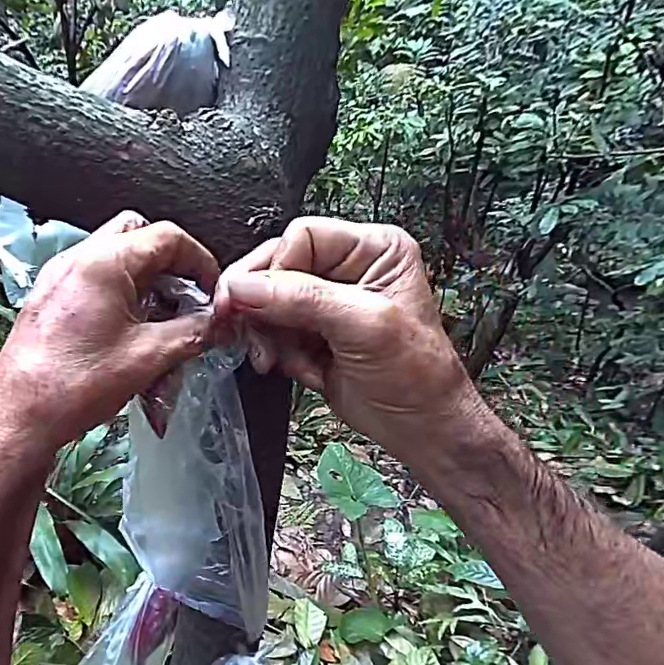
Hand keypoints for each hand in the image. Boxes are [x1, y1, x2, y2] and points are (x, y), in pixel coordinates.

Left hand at [0, 212, 217, 460]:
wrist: (20, 420)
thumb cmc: (71, 387)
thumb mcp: (149, 357)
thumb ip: (193, 332)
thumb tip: (216, 323)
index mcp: (102, 262)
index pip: (167, 236)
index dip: (201, 262)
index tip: (212, 292)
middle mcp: (77, 261)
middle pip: (140, 239)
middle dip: (172, 268)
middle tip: (188, 300)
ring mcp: (60, 280)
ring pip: (118, 262)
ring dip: (148, 287)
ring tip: (163, 328)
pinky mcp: (52, 302)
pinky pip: (96, 285)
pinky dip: (123, 301)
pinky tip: (133, 339)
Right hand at [214, 217, 485, 469]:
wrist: (419, 426)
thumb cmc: (416, 373)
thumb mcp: (364, 326)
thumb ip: (304, 299)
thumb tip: (246, 286)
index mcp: (372, 250)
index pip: (303, 238)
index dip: (274, 268)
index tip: (253, 300)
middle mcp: (347, 271)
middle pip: (277, 270)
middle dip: (261, 305)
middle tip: (244, 328)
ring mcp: (326, 306)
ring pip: (268, 304)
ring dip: (266, 335)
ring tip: (276, 359)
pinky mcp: (311, 336)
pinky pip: (272, 333)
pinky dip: (275, 353)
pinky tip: (298, 369)